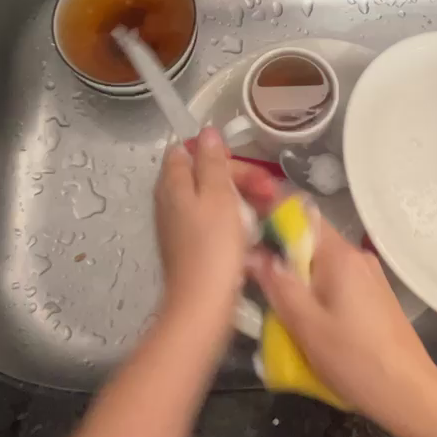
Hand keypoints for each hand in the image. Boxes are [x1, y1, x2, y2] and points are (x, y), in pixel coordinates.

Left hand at [154, 128, 276, 330]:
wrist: (202, 304)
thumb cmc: (213, 245)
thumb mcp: (218, 194)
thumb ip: (211, 161)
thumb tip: (206, 132)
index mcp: (172, 182)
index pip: (187, 150)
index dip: (215, 152)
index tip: (240, 164)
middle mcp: (170, 200)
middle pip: (203, 173)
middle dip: (237, 176)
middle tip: (267, 189)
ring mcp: (179, 224)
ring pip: (211, 197)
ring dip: (240, 198)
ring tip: (266, 209)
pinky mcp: (190, 245)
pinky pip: (213, 220)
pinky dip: (233, 219)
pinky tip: (251, 231)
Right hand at [244, 213, 436, 422]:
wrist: (409, 393)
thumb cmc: (354, 358)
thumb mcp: (306, 325)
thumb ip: (278, 285)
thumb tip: (253, 254)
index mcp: (340, 255)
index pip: (301, 218)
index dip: (273, 225)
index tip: (251, 244)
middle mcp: (357, 257)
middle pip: (311, 245)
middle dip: (285, 265)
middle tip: (263, 294)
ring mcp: (371, 277)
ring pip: (323, 269)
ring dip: (302, 286)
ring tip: (286, 319)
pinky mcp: (377, 298)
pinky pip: (338, 286)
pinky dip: (321, 299)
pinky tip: (315, 330)